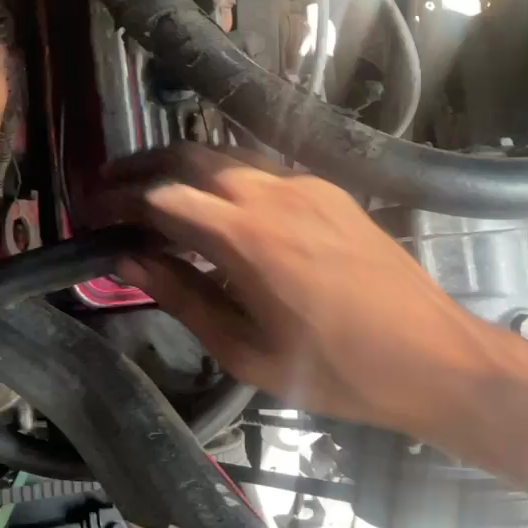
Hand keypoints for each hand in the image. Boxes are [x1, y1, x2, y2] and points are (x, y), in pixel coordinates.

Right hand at [107, 144, 509, 440]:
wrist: (436, 357)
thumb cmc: (336, 370)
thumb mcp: (246, 350)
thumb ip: (182, 297)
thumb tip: (127, 263)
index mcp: (247, 237)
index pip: (162, 197)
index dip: (118, 200)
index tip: (91, 212)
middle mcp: (272, 193)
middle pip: (189, 156)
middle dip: (141, 167)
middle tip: (109, 187)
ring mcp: (306, 185)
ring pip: (226, 157)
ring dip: (182, 168)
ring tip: (153, 194)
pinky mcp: (329, 190)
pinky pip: (261, 170)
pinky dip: (223, 178)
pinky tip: (216, 207)